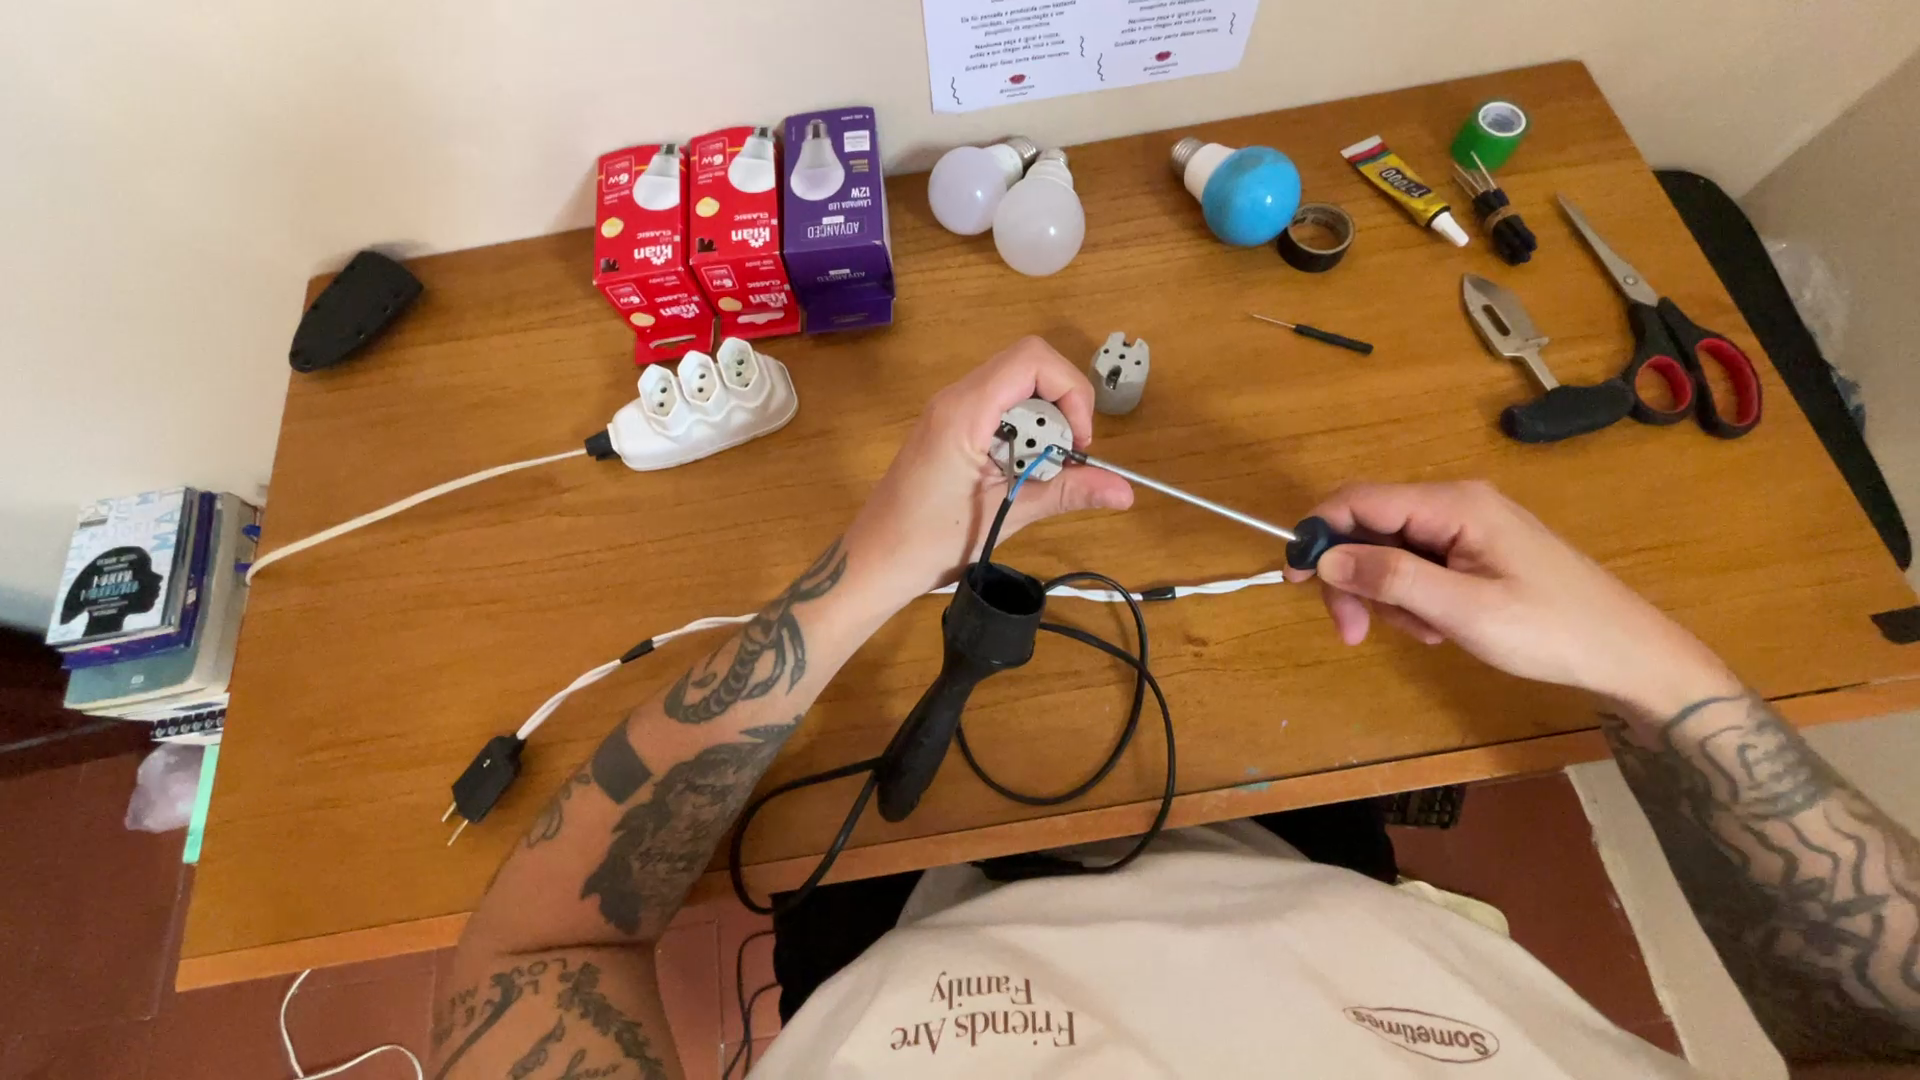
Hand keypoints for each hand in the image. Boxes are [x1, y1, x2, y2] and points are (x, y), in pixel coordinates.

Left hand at [846, 337, 1133, 608]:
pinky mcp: (947, 427)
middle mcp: (954, 398)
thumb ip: (1067, 493)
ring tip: (1040, 471)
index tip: (1079, 441)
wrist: (874, 561)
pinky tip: (1018, 472)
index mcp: (964, 412)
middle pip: (1027, 366)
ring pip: (1013, 387)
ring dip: (1041, 421)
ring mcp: (947, 410)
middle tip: (1065, 459)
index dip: (1070, 390)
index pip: (1033, 359)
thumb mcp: (1006, 515)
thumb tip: (1125, 491)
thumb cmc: (931, 542)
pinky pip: (995, 407)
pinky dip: (1020, 431)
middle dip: (1061, 406)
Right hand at [1286, 481, 1734, 713]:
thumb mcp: (1463, 610)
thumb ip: (1390, 578)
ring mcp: (1464, 526)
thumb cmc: (1552, 631)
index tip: (1292, 577)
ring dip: (1384, 595)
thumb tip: (1323, 559)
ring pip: (1386, 551)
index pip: (1358, 500)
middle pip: (1367, 528)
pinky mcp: (1472, 549)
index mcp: (1453, 506)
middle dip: (1351, 578)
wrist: (1632, 656)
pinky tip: (1437, 625)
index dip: (1316, 533)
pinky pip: (1414, 564)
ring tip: (1422, 632)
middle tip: (1352, 631)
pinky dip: (1410, 597)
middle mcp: (1454, 505)